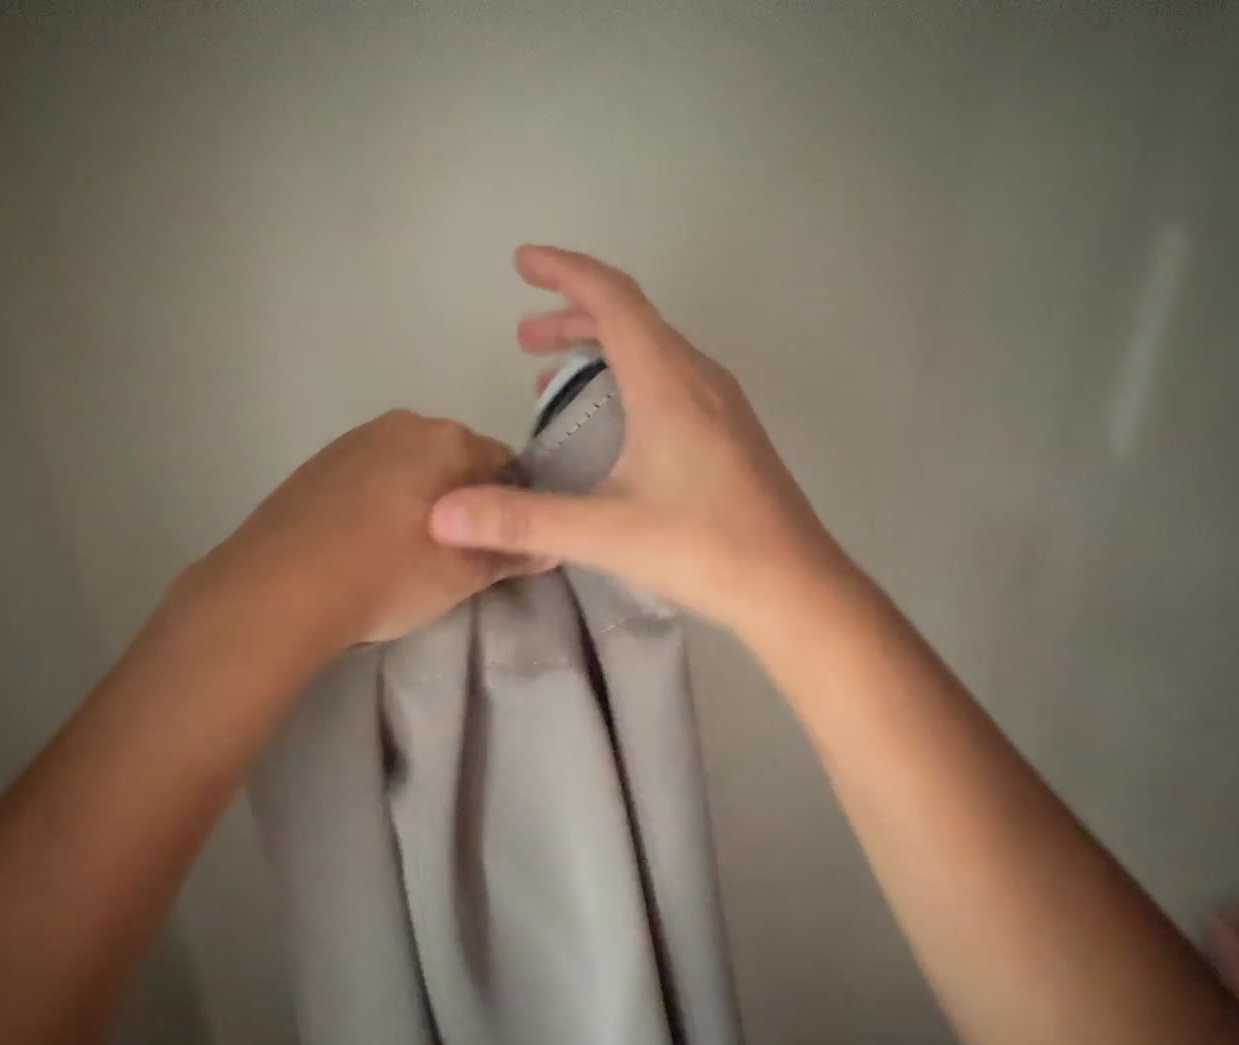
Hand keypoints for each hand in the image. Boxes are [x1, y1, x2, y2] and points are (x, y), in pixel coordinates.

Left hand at [177, 409, 542, 647]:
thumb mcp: (461, 574)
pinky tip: (363, 546)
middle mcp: (402, 425)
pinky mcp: (316, 465)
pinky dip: (377, 504)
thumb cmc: (388, 573)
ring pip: (407, 469)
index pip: (505, 465)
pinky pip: (367, 479)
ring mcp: (353, 441)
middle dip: (462, 501)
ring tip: (403, 554)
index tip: (498, 546)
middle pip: (453, 462)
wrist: (279, 587)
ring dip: (417, 501)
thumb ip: (509, 555)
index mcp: (447, 439)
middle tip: (452, 555)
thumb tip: (545, 547)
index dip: (509, 508)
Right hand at [429, 245, 849, 633]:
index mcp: (668, 382)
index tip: (522, 262)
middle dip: (571, 316)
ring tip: (551, 378)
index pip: (612, 298)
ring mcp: (721, 404)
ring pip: (653, 349)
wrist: (796, 588)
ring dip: (600, 348)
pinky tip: (611, 425)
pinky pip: (669, 378)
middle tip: (523, 339)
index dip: (564, 271)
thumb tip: (441, 514)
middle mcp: (698, 378)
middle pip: (631, 318)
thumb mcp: (603, 533)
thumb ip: (521, 520)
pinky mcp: (729, 433)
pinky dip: (626, 377)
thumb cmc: (705, 548)